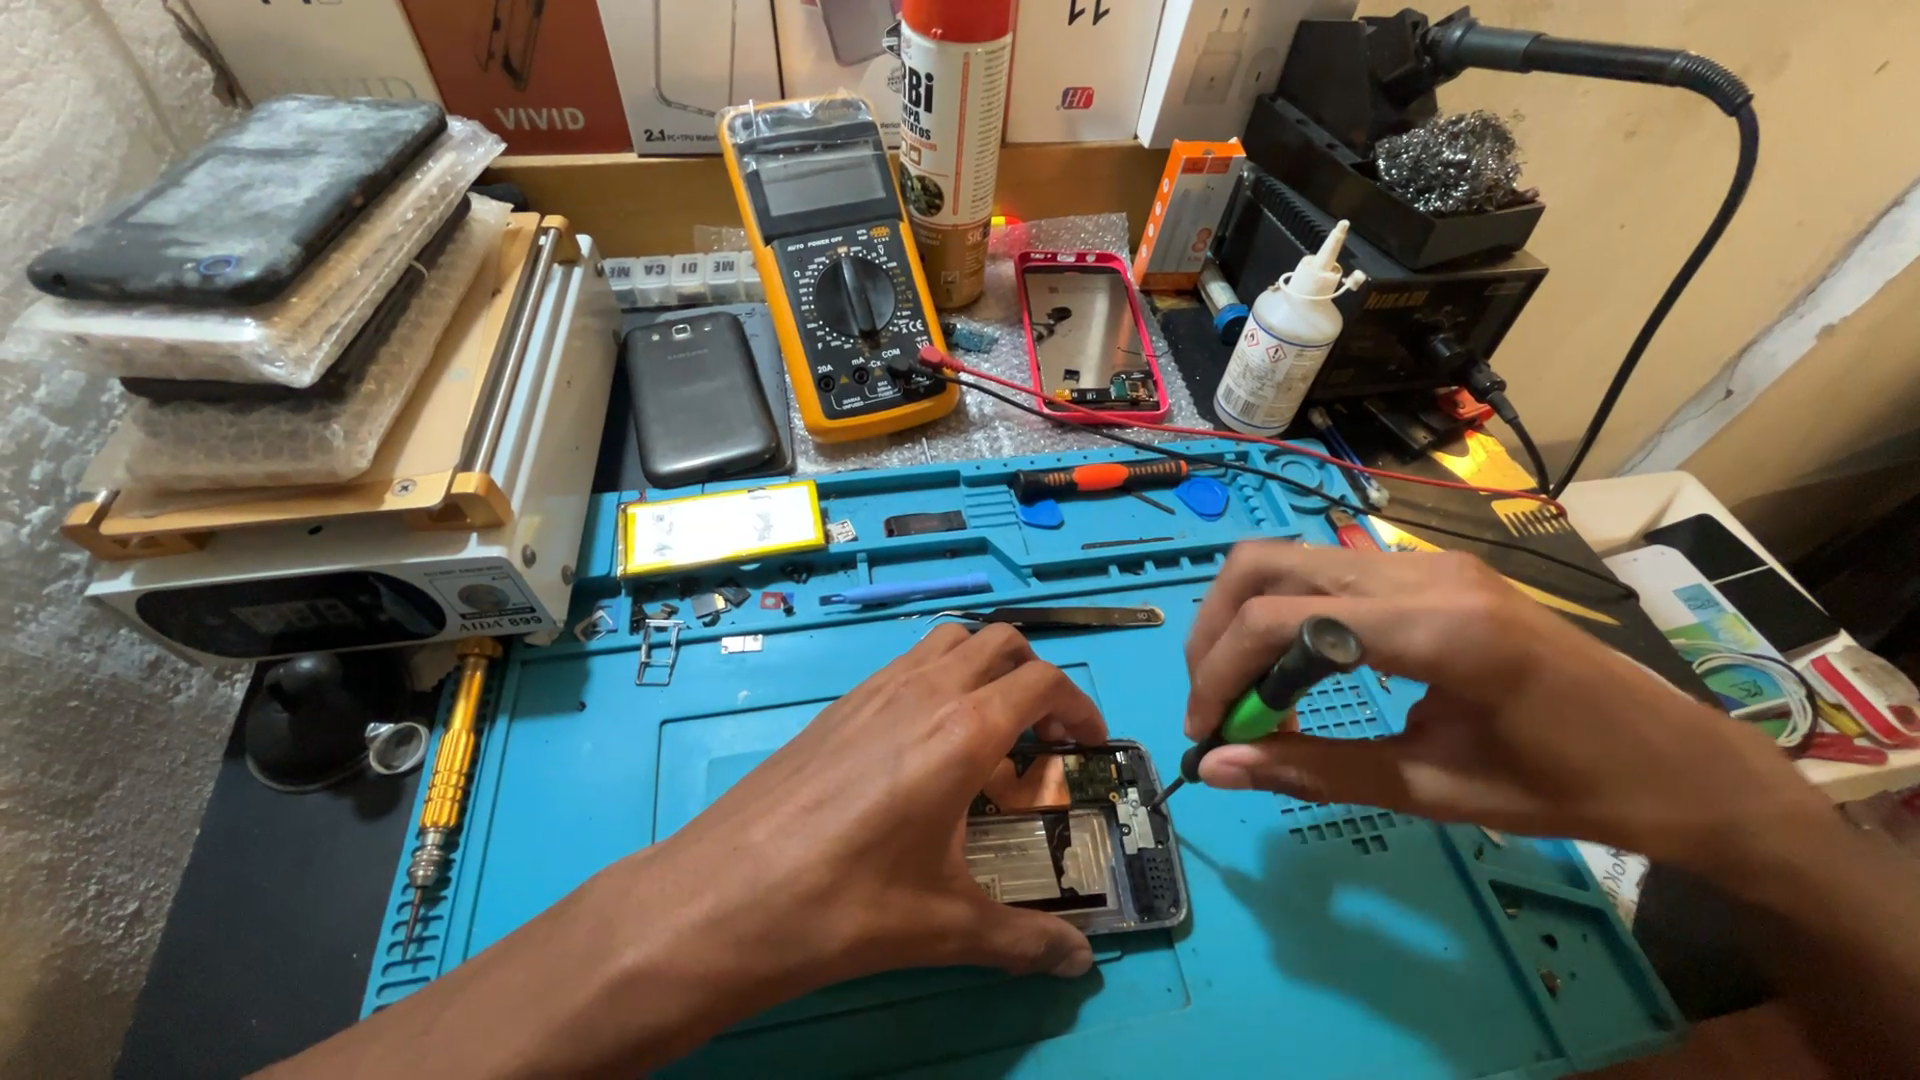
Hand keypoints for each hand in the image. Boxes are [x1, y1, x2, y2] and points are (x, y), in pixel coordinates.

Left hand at [654, 623, 1106, 990]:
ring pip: (949, 641)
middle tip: (1041, 740)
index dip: (1080, 707)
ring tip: (983, 735)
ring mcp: (874, 689)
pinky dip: (936, 682)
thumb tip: (1079, 962)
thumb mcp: (943, 925)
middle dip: (1036, 679)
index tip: (1090, 746)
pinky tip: (920, 751)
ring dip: (983, 669)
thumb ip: (1023, 940)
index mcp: (962, 730)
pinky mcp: (838, 705)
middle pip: (1001, 642)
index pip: (1044, 682)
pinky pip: (905, 666)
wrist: (722, 896)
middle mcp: (923, 690)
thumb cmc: (843, 905)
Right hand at [1182, 542, 1834, 872]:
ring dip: (1245, 620)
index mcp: (1434, 628)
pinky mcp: (1430, 571)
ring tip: (1247, 692)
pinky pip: (1325, 575)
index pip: (1277, 620)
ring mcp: (1426, 562)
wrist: (1681, 760)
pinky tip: (1296, 673)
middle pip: (1265, 565)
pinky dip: (1286, 616)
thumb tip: (1215, 768)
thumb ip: (1314, 771)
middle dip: (1216, 632)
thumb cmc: (1569, 788)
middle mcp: (1420, 573)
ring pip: (1288, 560)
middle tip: (1213, 700)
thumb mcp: (1433, 789)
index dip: (1220, 672)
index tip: (1203, 731)